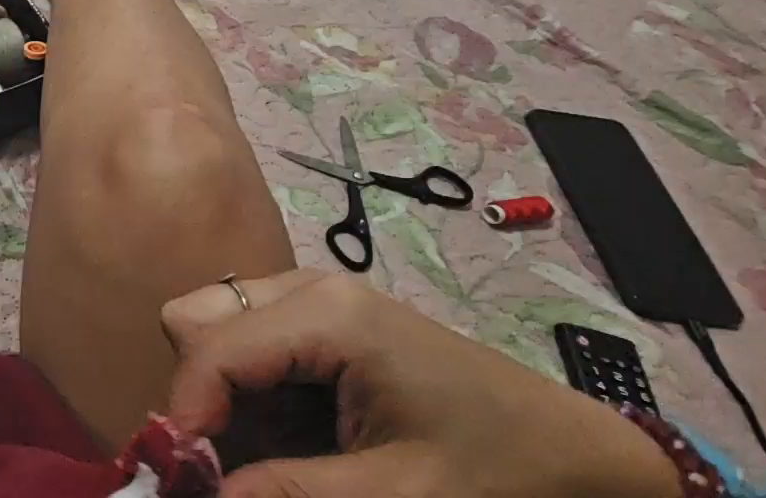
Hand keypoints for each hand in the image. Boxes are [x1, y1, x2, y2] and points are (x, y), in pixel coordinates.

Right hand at [161, 271, 682, 497]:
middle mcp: (306, 288)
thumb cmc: (498, 471)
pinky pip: (243, 338)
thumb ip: (294, 494)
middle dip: (194, 389)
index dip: (185, 409)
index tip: (184, 476)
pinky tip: (280, 431)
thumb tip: (208, 497)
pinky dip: (239, 386)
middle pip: (196, 317)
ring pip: (210, 322)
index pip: (212, 346)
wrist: (581, 454)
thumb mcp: (400, 497)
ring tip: (250, 450)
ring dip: (213, 388)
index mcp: (327, 315)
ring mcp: (309, 297)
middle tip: (218, 457)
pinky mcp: (317, 318)